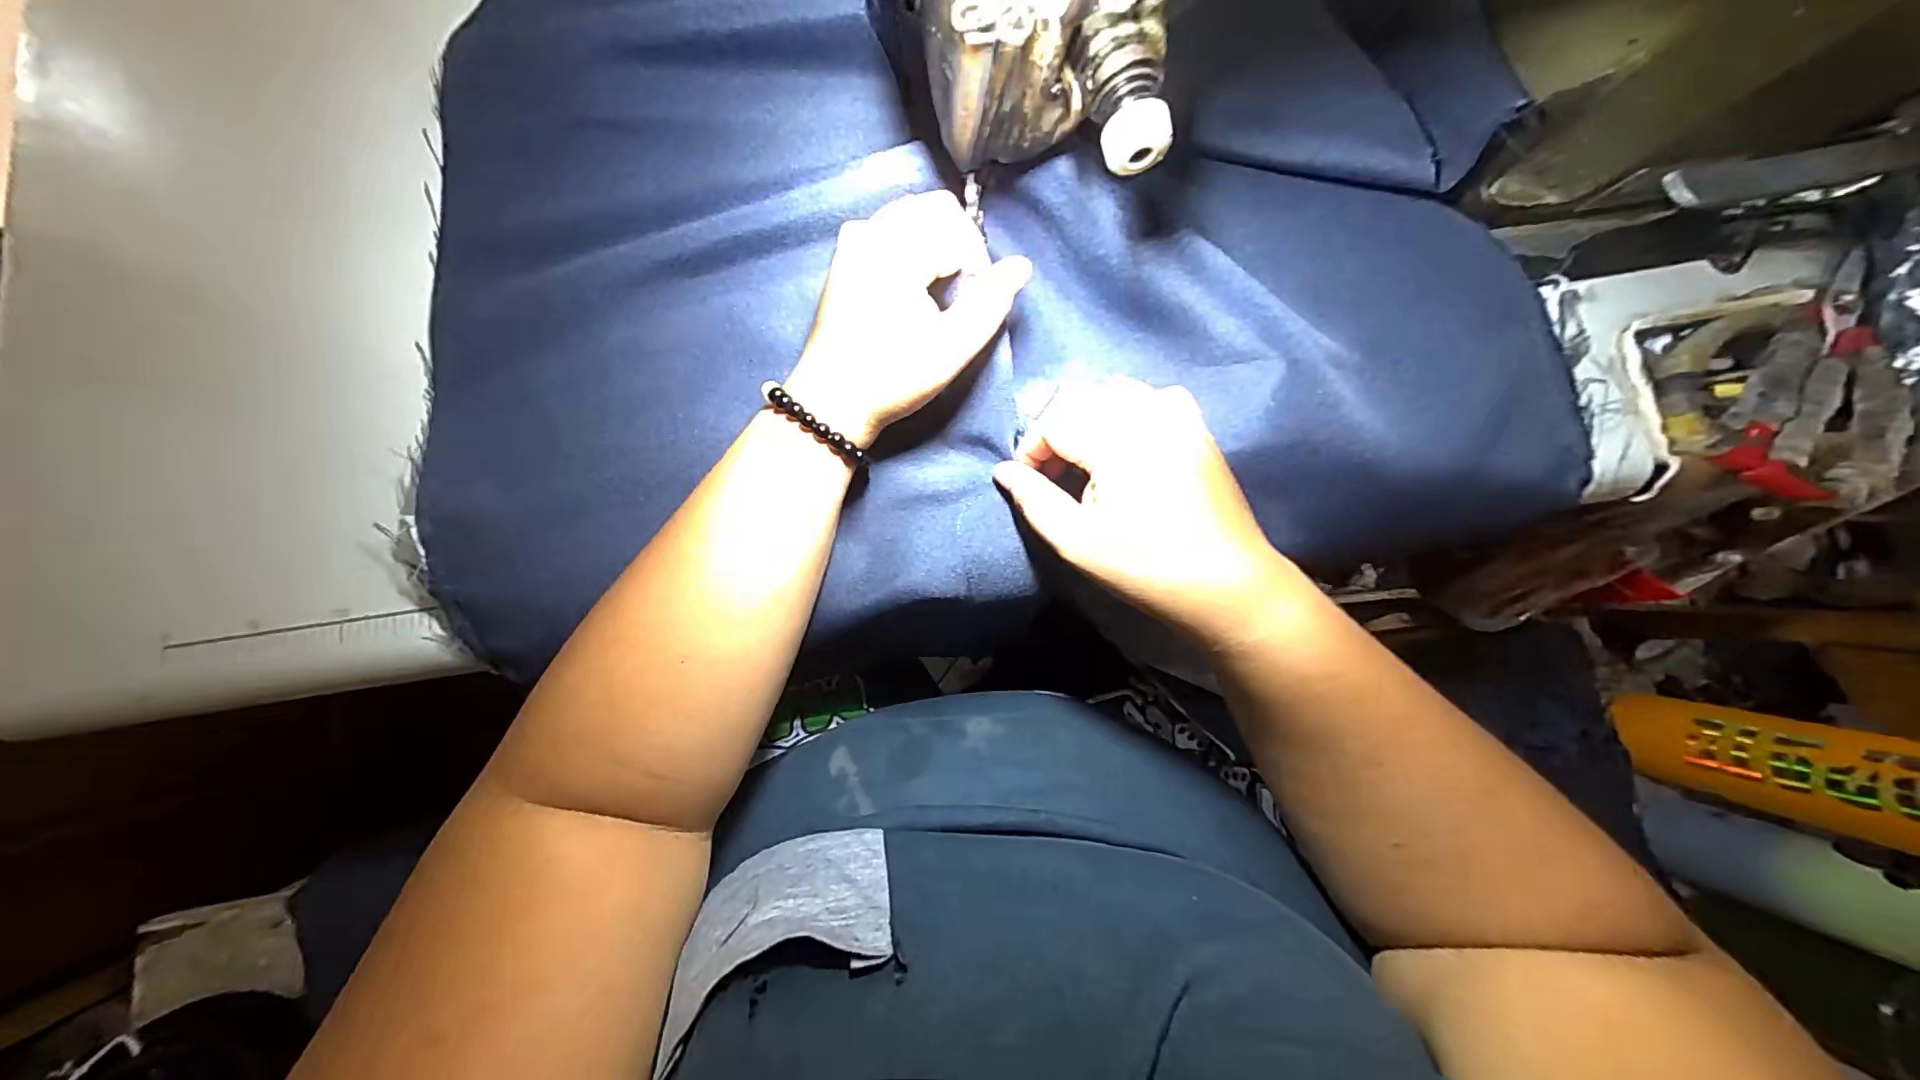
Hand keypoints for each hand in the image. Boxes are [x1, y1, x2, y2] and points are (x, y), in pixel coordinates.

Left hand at [781, 190, 1032, 446]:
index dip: (974, 260)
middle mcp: (870, 232)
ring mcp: (852, 242)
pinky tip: (906, 287)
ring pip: (909, 214)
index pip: (955, 224)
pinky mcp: (843, 257)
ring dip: (931, 242)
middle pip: (932, 208)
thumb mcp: (952, 348)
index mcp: (896, 250)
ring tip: (930, 292)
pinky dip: (906, 246)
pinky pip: (886, 228)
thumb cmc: (894, 377)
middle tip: (951, 294)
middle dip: (954, 243)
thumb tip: (1022, 265)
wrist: (833, 401)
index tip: (965, 300)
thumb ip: (991, 302)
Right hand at [991, 376, 1304, 647]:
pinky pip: (1147, 396)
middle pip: (1080, 395)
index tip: (1028, 482)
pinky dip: (1123, 411)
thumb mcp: (1077, 541)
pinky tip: (1122, 445)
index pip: (1054, 419)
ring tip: (1082, 460)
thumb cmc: (1145, 566)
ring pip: (1113, 390)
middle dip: (1055, 427)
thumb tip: (1003, 470)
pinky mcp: (1196, 424)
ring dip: (1086, 416)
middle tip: (1051, 472)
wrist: (1226, 582)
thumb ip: (1034, 499)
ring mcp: (1177, 413)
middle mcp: (1147, 411)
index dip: (1030, 448)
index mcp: (1117, 438)